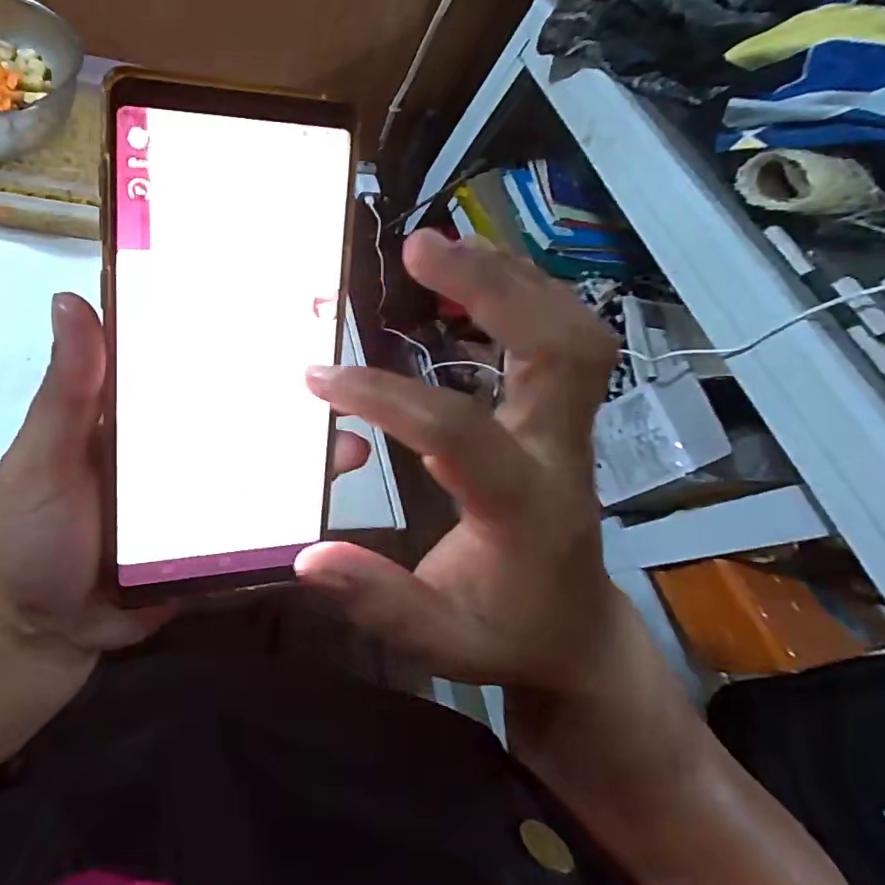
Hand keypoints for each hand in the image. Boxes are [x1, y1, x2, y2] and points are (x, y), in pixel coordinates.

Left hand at [0, 292, 372, 658]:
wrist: (51, 631)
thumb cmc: (33, 535)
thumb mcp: (43, 458)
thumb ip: (65, 391)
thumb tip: (69, 299)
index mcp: (123, 408)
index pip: (169, 351)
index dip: (206, 320)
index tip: (260, 289)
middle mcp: (162, 440)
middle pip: (222, 403)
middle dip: (272, 384)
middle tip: (328, 361)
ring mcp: (190, 487)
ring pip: (248, 454)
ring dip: (292, 443)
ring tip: (344, 434)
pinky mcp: (208, 533)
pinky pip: (254, 511)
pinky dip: (288, 501)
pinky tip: (330, 492)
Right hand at [296, 231, 628, 695]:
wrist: (576, 635)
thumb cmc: (503, 633)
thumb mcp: (436, 639)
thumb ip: (377, 599)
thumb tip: (309, 557)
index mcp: (525, 507)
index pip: (456, 431)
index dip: (383, 397)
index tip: (316, 376)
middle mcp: (559, 455)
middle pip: (560, 351)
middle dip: (492, 289)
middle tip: (419, 247)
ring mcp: (569, 432)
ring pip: (572, 334)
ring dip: (511, 280)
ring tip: (443, 245)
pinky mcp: (560, 420)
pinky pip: (561, 341)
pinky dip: (521, 297)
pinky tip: (474, 279)